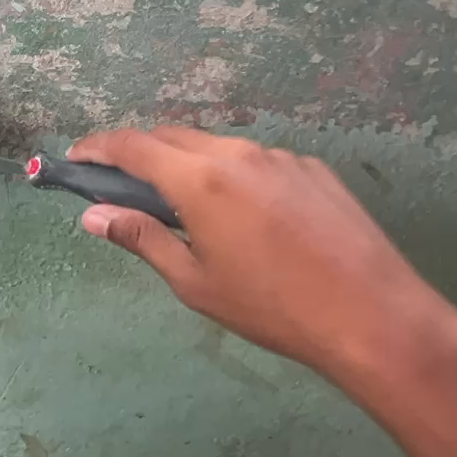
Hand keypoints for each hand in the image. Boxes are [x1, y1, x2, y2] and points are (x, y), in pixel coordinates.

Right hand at [68, 126, 456, 383]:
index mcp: (199, 179)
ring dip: (186, 163)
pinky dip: (230, 174)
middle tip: (124, 186)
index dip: (97, 147)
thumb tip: (92, 216)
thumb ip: (141, 237)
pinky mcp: (313, 169)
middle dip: (139, 153)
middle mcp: (236, 153)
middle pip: (170, 137)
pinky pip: (255, 160)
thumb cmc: (273, 308)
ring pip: (214, 146)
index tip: (76, 157)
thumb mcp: (194, 282)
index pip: (131, 145)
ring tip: (186, 206)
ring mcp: (279, 156)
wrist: (379, 319)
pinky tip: (244, 214)